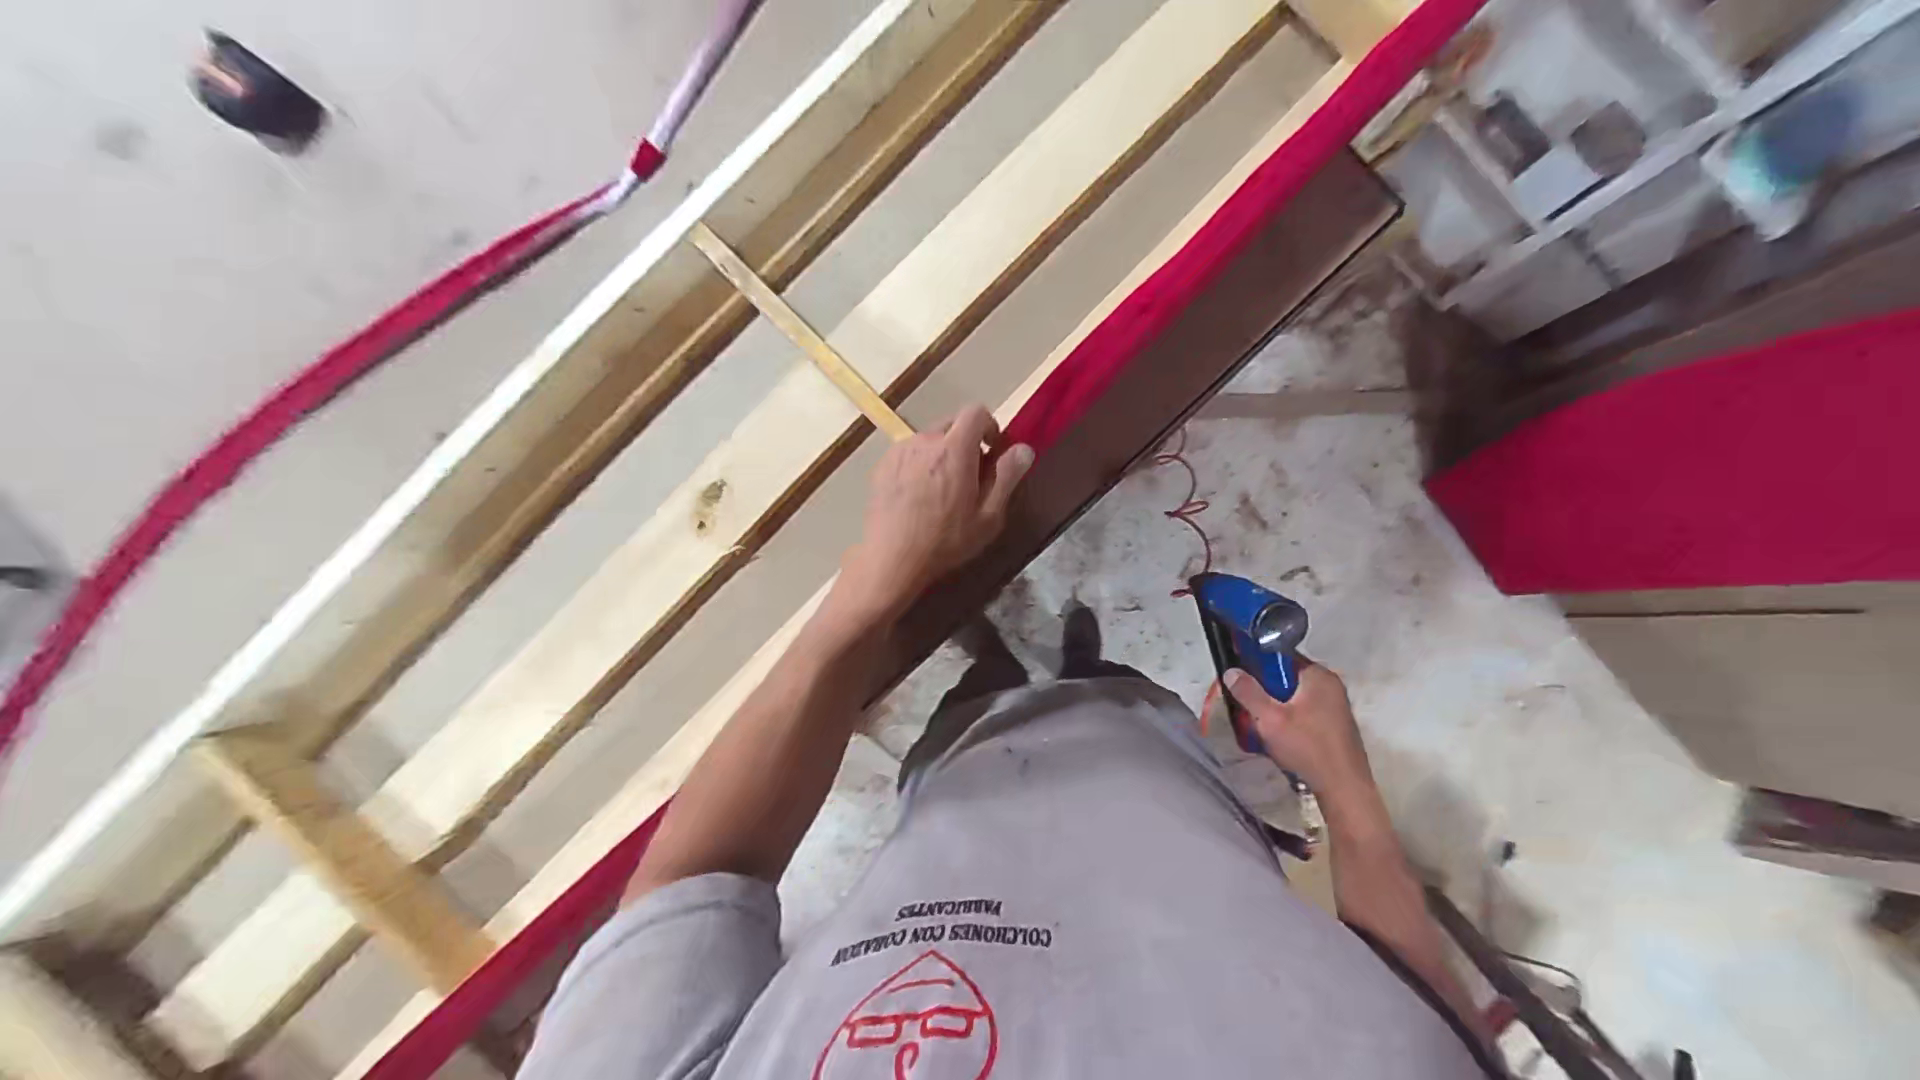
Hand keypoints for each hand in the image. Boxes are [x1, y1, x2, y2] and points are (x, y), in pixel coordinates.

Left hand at [839, 406, 1031, 618]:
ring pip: (928, 440)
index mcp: (954, 449)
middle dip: (965, 443)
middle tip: (969, 478)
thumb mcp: (988, 516)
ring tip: (941, 491)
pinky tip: (917, 497)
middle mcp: (925, 441)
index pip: (976, 411)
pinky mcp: (882, 465)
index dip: (989, 427)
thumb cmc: (945, 541)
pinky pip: (908, 454)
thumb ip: (1006, 477)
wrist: (892, 558)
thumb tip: (1023, 448)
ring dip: (941, 455)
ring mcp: (899, 452)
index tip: (991, 453)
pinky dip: (918, 465)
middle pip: (952, 424)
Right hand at [1223, 661, 1372, 796]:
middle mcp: (1330, 684)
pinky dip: (1289, 717)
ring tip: (1260, 722)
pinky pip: (1304, 710)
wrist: (1344, 789)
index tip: (1241, 678)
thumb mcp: (1269, 718)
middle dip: (1266, 689)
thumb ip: (1248, 692)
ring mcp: (1335, 705)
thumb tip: (1231, 671)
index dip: (1258, 664)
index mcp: (1318, 675)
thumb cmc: (1307, 747)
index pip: (1281, 655)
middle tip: (1248, 704)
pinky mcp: (1335, 724)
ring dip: (1276, 706)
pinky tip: (1279, 735)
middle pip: (1286, 677)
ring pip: (1294, 696)